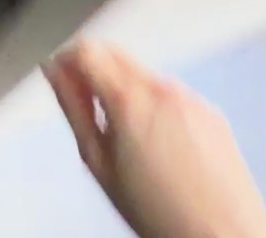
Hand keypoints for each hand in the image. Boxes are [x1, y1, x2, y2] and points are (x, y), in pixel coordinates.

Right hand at [46, 42, 265, 237]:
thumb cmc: (161, 216)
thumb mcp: (98, 162)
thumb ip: (72, 107)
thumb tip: (54, 72)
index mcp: (129, 100)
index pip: (85, 50)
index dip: (65, 59)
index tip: (61, 77)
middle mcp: (161, 90)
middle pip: (113, 52)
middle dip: (93, 69)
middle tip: (87, 105)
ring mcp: (190, 99)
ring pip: (140, 73)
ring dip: (123, 87)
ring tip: (127, 134)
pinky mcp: (211, 112)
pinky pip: (169, 92)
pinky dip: (153, 103)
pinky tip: (158, 142)